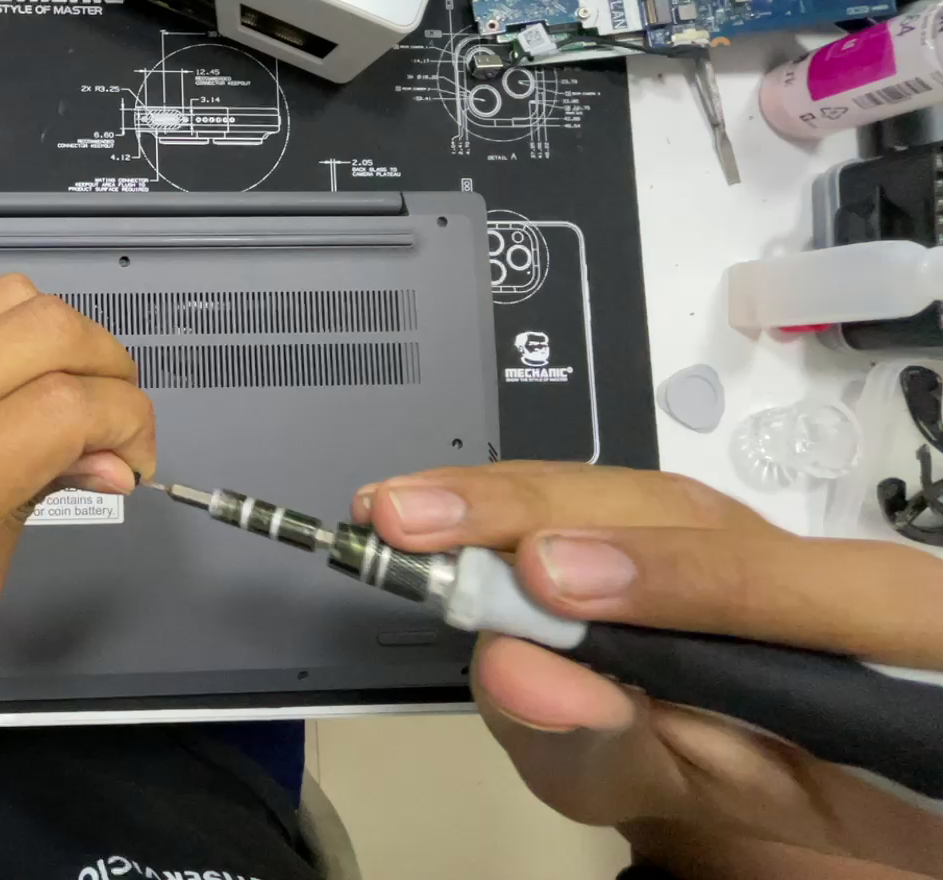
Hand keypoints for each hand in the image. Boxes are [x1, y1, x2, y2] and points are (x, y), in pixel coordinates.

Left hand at [0, 274, 155, 689]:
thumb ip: (41, 504)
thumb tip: (111, 458)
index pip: (61, 411)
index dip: (125, 423)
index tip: (132, 461)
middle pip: (47, 333)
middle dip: (111, 368)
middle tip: (113, 417)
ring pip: (12, 299)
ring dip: (67, 336)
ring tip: (69, 386)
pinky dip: (14, 322)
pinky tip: (13, 368)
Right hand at [358, 462, 942, 878]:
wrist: (703, 741)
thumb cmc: (708, 777)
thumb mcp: (665, 791)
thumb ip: (605, 745)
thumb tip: (518, 672)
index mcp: (883, 652)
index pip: (816, 598)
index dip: (682, 580)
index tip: (545, 579)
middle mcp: (795, 562)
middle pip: (679, 511)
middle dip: (532, 510)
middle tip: (415, 522)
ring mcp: (712, 521)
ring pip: (606, 484)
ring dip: (482, 496)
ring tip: (392, 510)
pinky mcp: (630, 504)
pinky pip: (555, 485)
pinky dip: (472, 496)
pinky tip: (414, 501)